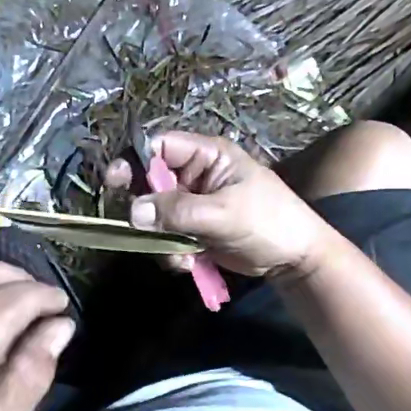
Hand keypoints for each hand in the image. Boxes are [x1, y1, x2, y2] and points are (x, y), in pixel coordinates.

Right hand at [111, 131, 335, 277]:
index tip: (115, 181)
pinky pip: (165, 236)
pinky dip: (170, 252)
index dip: (135, 160)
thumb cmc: (268, 222)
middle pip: (149, 182)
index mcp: (207, 156)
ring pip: (154, 215)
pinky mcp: (192, 229)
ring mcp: (192, 204)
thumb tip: (133, 212)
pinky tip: (189, 265)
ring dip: (159, 238)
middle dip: (146, 210)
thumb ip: (177, 211)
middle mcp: (195, 175)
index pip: (159, 146)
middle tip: (140, 229)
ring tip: (181, 257)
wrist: (295, 260)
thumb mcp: (223, 213)